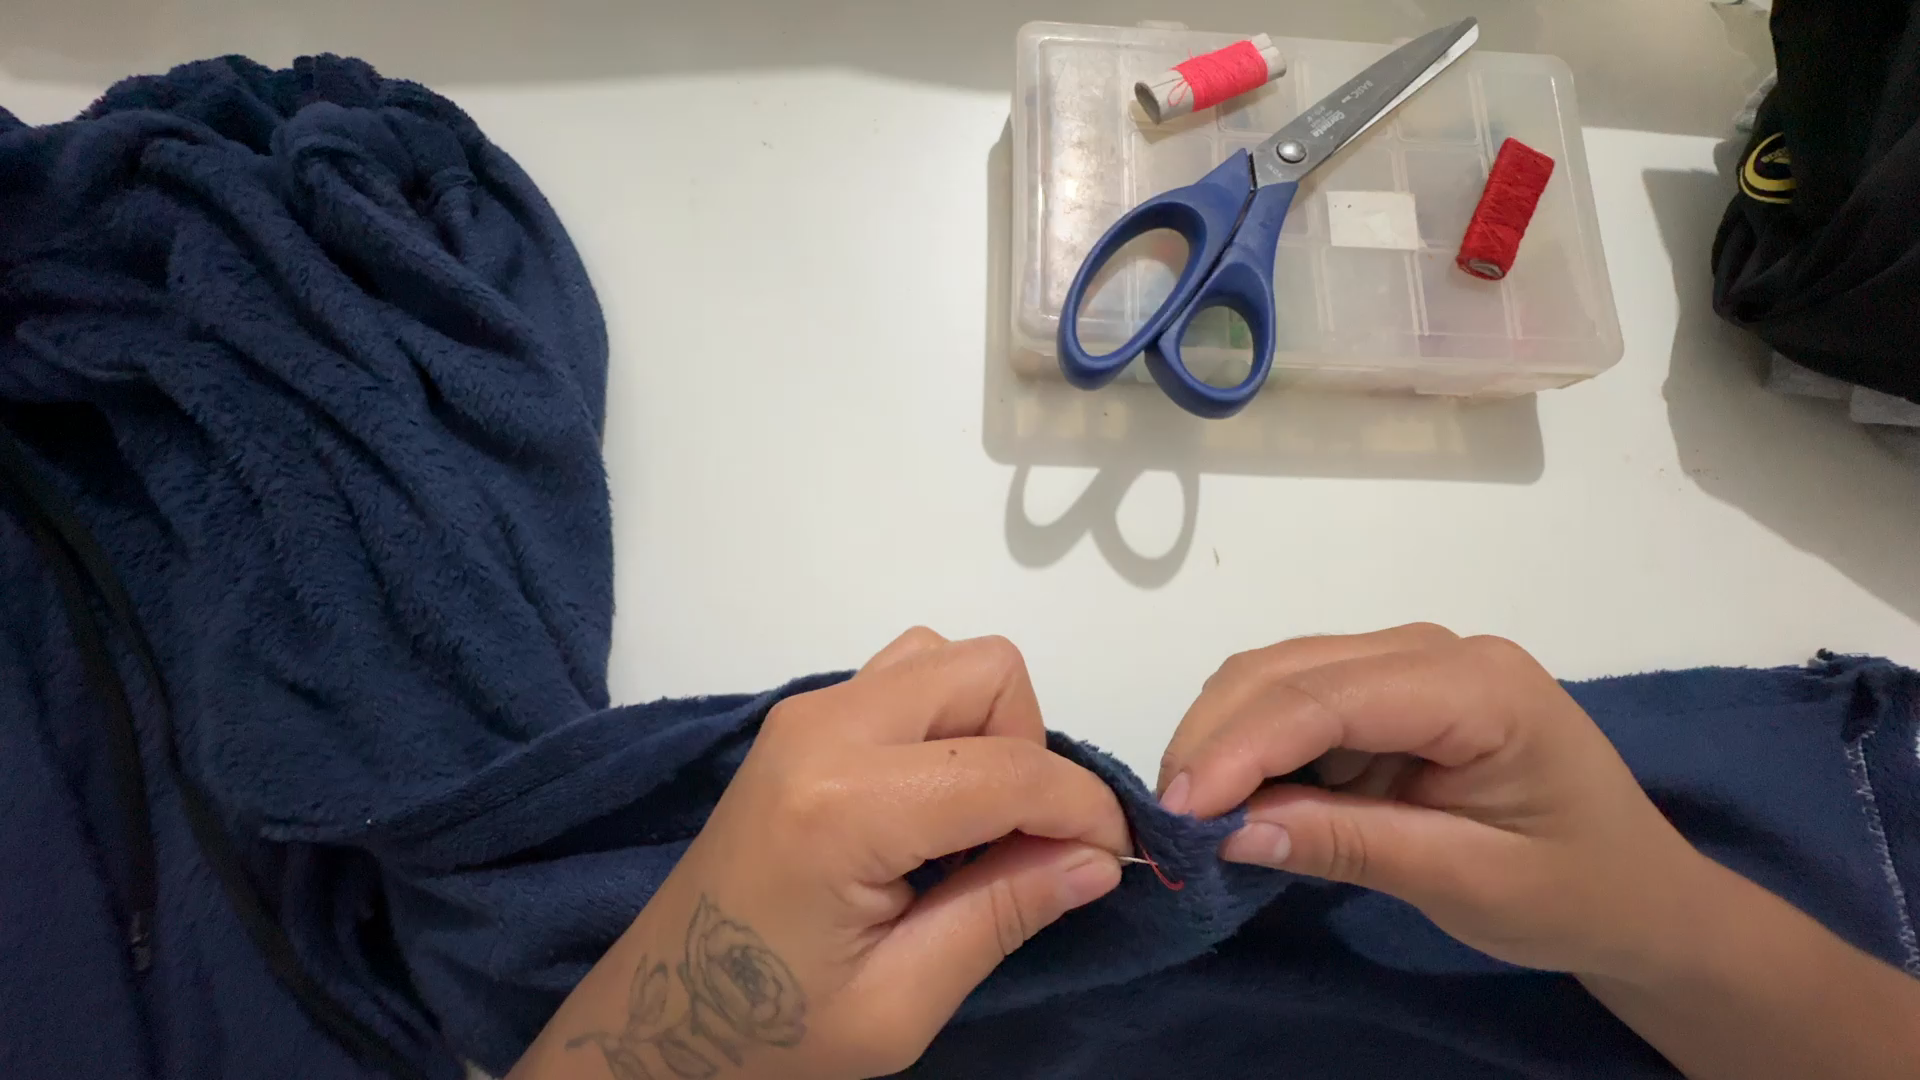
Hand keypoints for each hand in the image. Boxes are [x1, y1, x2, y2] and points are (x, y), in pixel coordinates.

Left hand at [510, 629, 1128, 1079]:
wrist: (660, 1009)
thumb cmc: (772, 1029)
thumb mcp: (900, 1004)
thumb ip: (1004, 911)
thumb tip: (1100, 854)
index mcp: (845, 804)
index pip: (1009, 769)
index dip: (1084, 807)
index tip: (1116, 852)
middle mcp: (827, 724)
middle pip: (987, 671)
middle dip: (1031, 748)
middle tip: (1015, 836)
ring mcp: (811, 707)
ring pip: (951, 657)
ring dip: (990, 725)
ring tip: (967, 814)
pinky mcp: (808, 712)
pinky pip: (911, 672)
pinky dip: (949, 716)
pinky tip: (928, 790)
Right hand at [1154, 623, 1709, 976]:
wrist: (1642, 894)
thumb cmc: (1580, 894)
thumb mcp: (1471, 884)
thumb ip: (1348, 845)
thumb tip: (1225, 831)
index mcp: (1476, 686)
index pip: (1325, 699)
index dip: (1240, 748)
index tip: (1180, 810)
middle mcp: (1426, 649)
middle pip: (1281, 671)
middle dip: (1213, 738)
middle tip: (1170, 816)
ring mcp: (1397, 659)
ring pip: (1269, 674)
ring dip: (1219, 735)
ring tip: (1192, 806)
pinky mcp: (1374, 683)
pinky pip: (1285, 697)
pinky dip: (1245, 741)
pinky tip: (1233, 787)